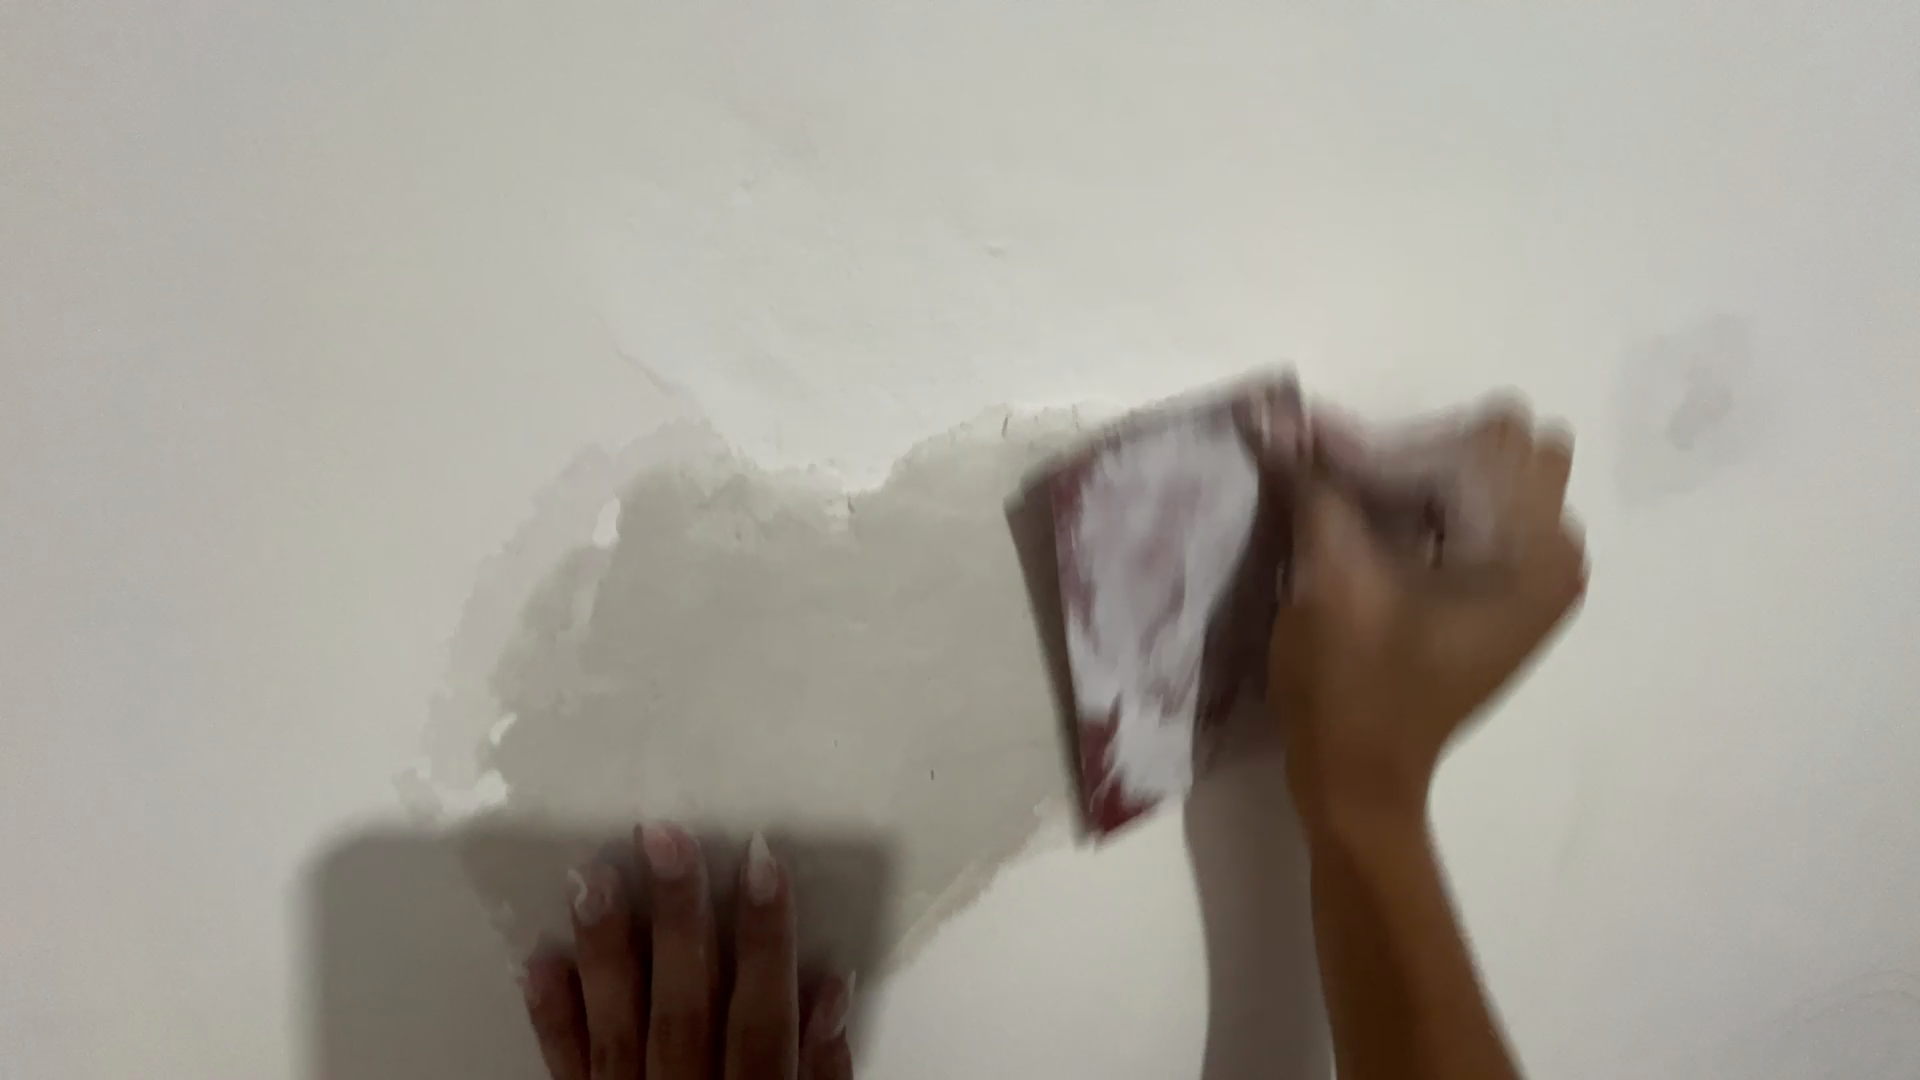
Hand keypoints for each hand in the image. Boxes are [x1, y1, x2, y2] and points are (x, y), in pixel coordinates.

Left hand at [521, 826, 854, 1079]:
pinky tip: (540, 959)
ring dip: (605, 950)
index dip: (765, 933)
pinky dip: (551, 1018)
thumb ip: (824, 1069)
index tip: (760, 856)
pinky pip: (565, 1073)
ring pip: (617, 1028)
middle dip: (677, 918)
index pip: (762, 1008)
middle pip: (684, 1004)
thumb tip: (832, 984)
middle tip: (660, 837)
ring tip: (590, 877)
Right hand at [1269, 402, 1588, 819]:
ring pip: (1493, 470)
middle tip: (1342, 484)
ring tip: (1356, 504)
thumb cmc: (1347, 686)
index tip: (1299, 445)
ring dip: (1419, 471)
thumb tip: (1275, 414)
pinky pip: (1478, 507)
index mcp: (1530, 556)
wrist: (1358, 772)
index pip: (1465, 449)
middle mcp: (1554, 553)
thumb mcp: (1329, 580)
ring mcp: (1537, 573)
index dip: (1372, 446)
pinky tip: (1374, 524)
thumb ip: (1315, 487)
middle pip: (1499, 444)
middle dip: (1411, 450)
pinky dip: (1422, 499)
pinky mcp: (1506, 588)